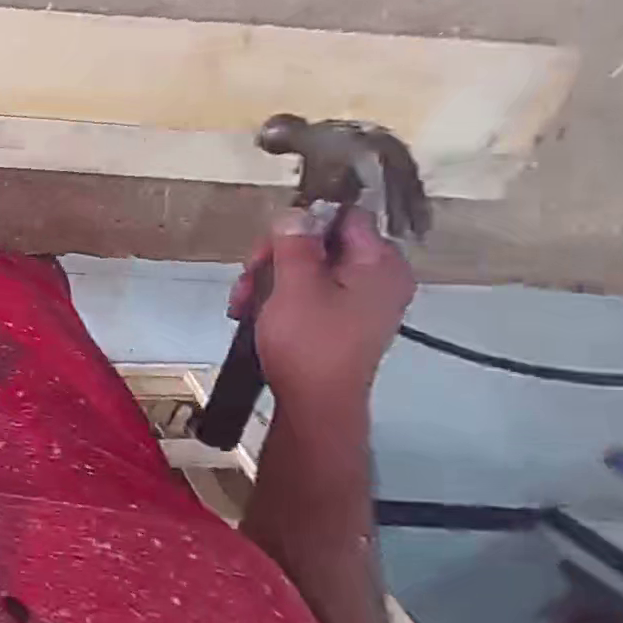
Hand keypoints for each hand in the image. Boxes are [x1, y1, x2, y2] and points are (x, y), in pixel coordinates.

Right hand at [233, 207, 416, 415]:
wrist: (313, 410)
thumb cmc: (308, 345)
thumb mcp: (295, 285)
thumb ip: (295, 241)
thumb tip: (297, 213)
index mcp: (380, 264)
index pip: (345, 216)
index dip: (304, 222)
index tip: (271, 240)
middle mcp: (378, 279)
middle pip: (322, 243)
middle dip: (278, 257)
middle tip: (249, 276)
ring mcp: (360, 303)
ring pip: (309, 269)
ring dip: (270, 279)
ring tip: (243, 302)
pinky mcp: (341, 323)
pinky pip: (310, 294)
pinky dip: (280, 298)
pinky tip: (252, 312)